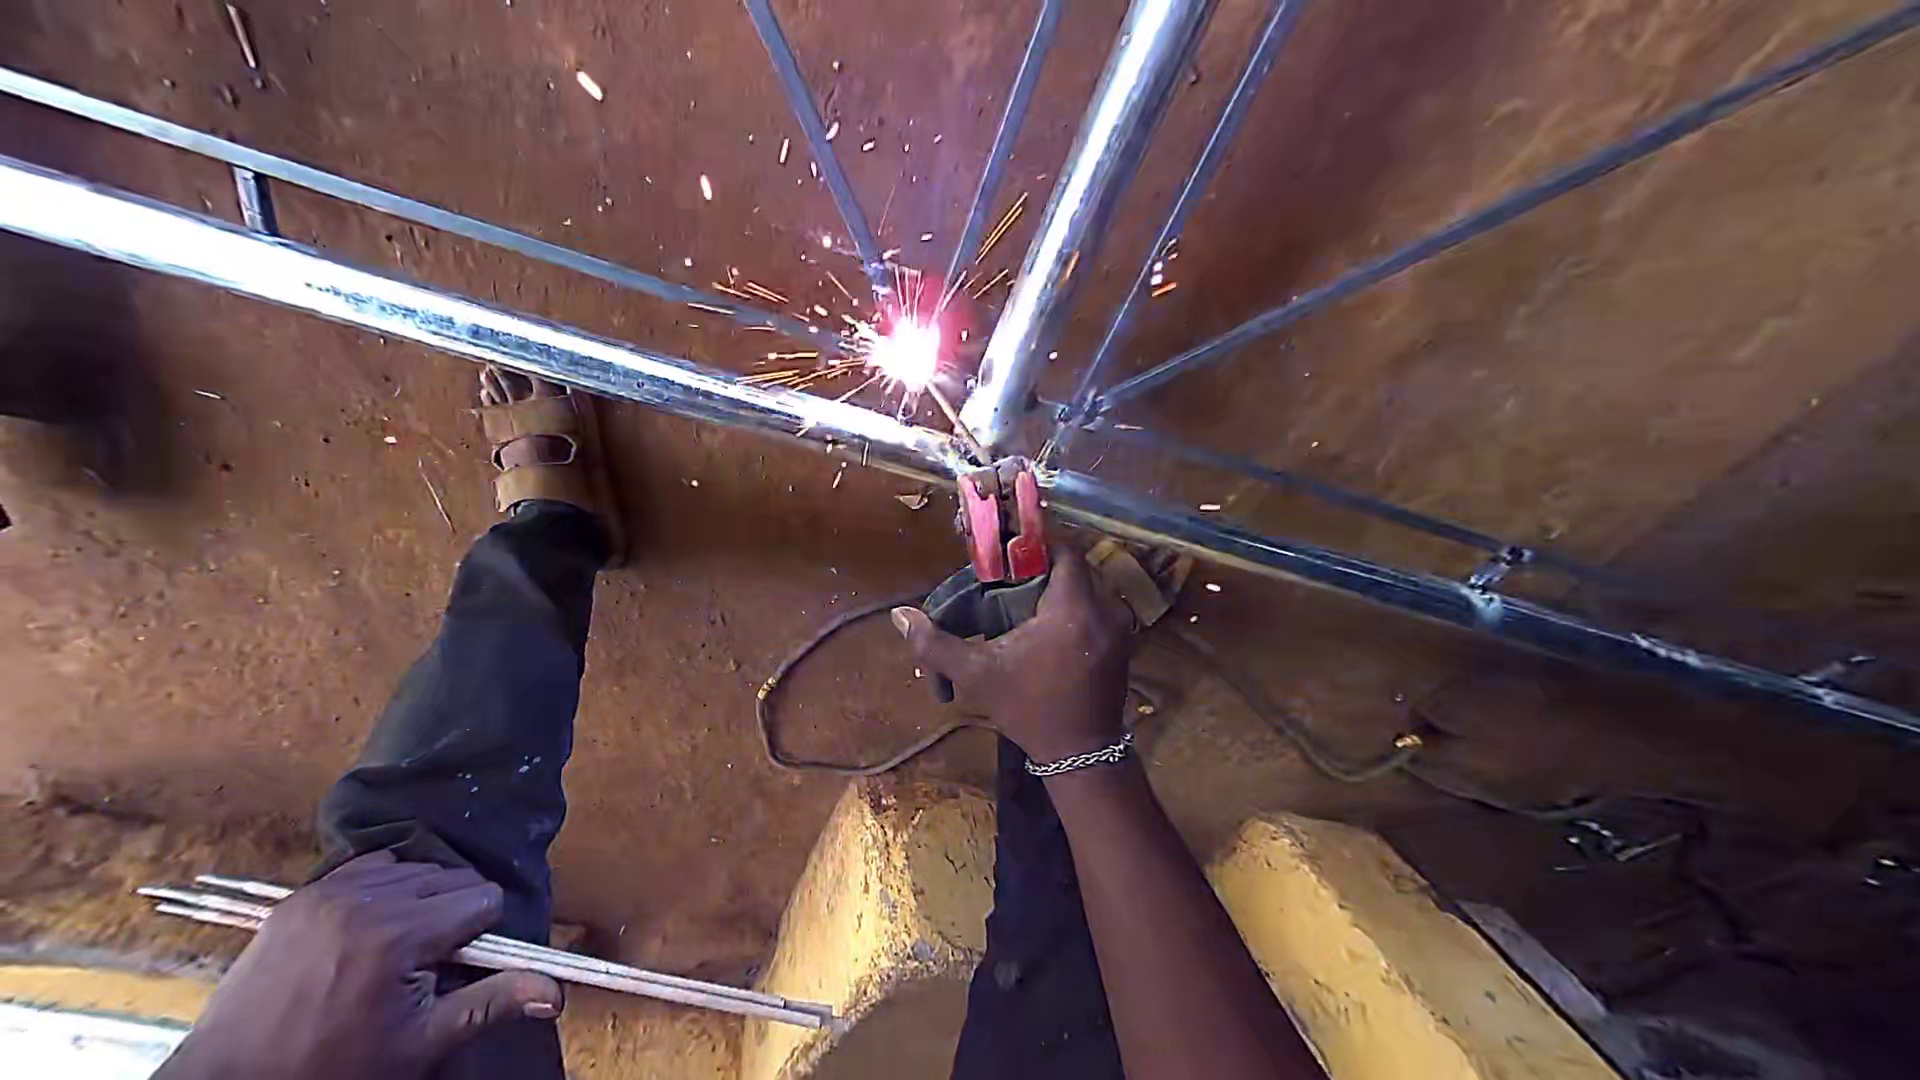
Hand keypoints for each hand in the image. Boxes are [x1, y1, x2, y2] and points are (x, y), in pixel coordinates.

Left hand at [156, 851, 562, 1079]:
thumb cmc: (331, 1069)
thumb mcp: (419, 1044)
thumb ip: (492, 1002)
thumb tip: (557, 992)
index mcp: (398, 936)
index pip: (482, 898)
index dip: (479, 933)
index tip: (452, 966)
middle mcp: (367, 901)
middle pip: (455, 878)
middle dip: (454, 913)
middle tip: (425, 962)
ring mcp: (329, 893)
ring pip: (419, 869)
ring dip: (424, 899)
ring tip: (398, 946)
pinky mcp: (304, 895)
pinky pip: (374, 866)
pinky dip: (386, 887)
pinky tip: (371, 926)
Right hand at [893, 547, 1133, 762]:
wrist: (1080, 756)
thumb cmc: (1029, 711)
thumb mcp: (978, 676)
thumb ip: (936, 644)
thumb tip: (900, 615)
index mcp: (1073, 608)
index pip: (1062, 551)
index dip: (1033, 547)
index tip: (1006, 557)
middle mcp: (1105, 609)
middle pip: (1072, 568)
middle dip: (1040, 572)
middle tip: (1008, 584)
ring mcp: (1119, 627)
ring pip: (1086, 588)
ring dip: (1057, 591)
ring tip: (1024, 607)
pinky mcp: (1122, 644)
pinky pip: (1096, 609)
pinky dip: (1073, 610)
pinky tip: (1047, 631)